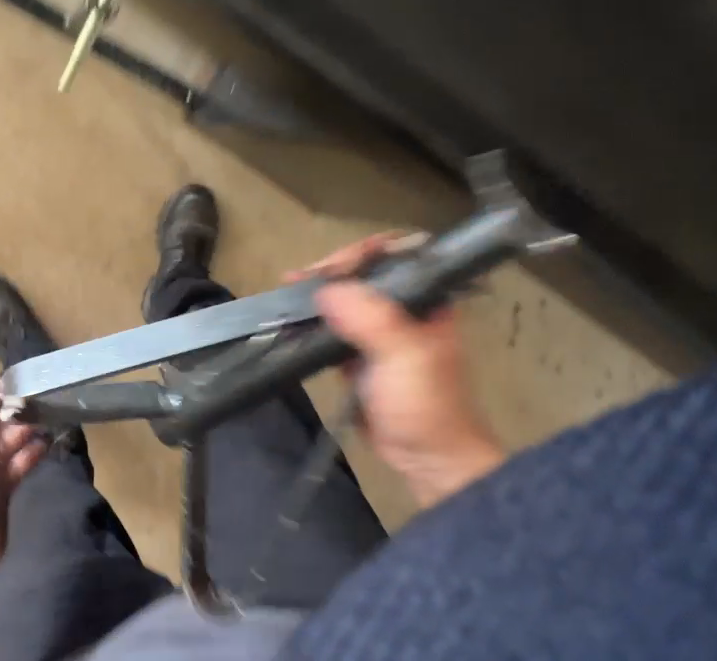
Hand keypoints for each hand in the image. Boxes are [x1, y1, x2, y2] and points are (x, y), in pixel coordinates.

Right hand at [289, 232, 505, 506]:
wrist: (428, 461)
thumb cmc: (426, 405)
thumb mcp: (406, 356)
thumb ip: (372, 319)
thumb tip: (326, 290)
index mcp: (427, 298)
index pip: (392, 257)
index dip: (359, 255)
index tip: (330, 269)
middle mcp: (403, 307)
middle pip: (362, 272)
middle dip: (331, 271)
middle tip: (299, 278)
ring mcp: (379, 331)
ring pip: (345, 296)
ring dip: (317, 291)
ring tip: (289, 287)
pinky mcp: (359, 353)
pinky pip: (333, 325)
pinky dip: (313, 317)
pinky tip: (292, 313)